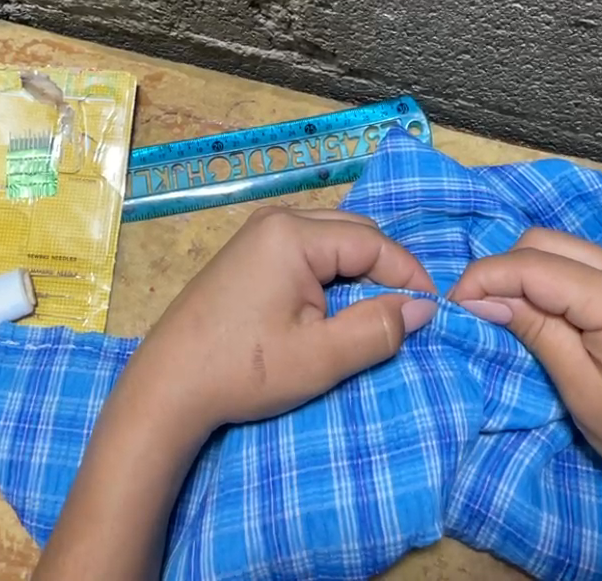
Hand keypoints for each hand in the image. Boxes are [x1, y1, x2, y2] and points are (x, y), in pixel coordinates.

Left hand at [124, 206, 439, 433]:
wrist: (169, 383)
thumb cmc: (244, 370)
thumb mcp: (319, 358)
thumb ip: (376, 329)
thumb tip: (421, 308)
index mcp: (293, 234)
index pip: (371, 241)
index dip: (408, 273)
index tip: (433, 309)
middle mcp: (276, 219)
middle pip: (351, 231)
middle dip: (384, 267)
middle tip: (405, 311)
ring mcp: (258, 231)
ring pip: (330, 236)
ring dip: (357, 268)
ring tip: (374, 309)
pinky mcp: (248, 250)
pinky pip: (306, 246)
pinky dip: (330, 269)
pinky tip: (333, 303)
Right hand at [450, 229, 601, 579]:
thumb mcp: (584, 392)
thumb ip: (534, 331)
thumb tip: (480, 298)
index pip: (531, 263)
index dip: (484, 278)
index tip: (453, 305)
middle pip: (545, 241)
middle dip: (504, 269)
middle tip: (481, 312)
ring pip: (565, 247)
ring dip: (529, 272)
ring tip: (510, 314)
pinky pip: (588, 264)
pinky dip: (556, 278)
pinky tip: (550, 312)